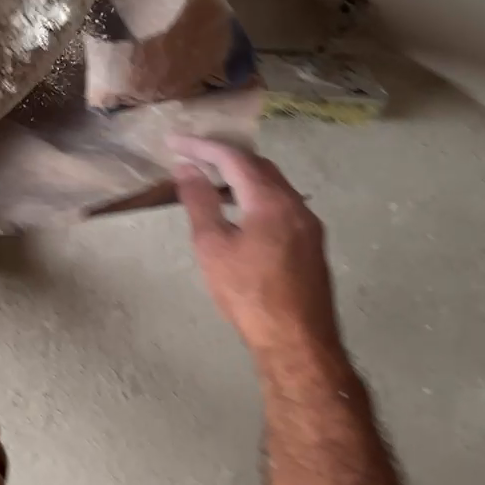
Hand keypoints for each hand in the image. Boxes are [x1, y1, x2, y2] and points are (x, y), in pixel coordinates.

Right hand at [171, 137, 340, 361]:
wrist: (298, 342)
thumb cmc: (248, 292)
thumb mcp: (212, 245)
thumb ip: (200, 201)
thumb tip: (187, 167)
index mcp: (271, 202)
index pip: (234, 158)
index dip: (201, 146)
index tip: (173, 141)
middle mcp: (296, 206)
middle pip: (258, 165)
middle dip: (223, 154)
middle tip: (190, 153)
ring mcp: (308, 225)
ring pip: (273, 183)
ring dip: (240, 173)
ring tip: (209, 175)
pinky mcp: (311, 243)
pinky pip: (281, 201)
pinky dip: (255, 191)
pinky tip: (238, 206)